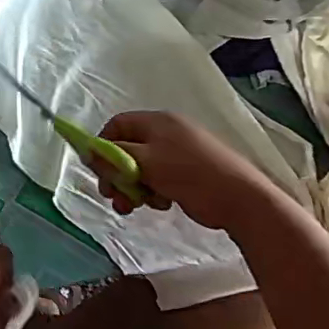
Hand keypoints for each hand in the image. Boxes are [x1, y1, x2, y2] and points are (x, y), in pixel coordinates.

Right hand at [90, 111, 286, 228]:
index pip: (117, 125)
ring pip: (141, 168)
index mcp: (157, 122)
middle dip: (117, 174)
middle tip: (113, 195)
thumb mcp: (144, 162)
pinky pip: (158, 179)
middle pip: (127, 149)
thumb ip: (113, 157)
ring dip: (132, 188)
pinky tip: (160, 204)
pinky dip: (153, 192)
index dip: (103, 145)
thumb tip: (88, 153)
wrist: (241, 199)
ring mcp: (179, 153)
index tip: (98, 169)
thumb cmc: (188, 173)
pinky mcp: (188, 174)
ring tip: (134, 206)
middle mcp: (167, 133)